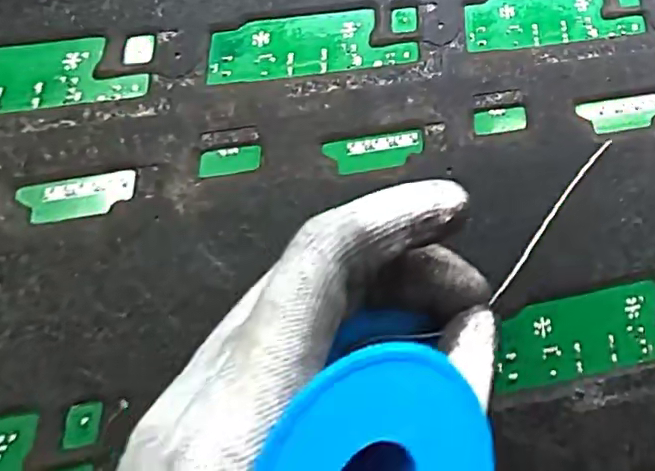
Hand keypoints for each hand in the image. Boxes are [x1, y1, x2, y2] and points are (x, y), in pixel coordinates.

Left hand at [120, 180, 496, 470]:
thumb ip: (435, 417)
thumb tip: (471, 335)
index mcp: (234, 428)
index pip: (321, 259)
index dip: (398, 216)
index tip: (455, 208)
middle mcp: (193, 409)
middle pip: (309, 275)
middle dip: (402, 264)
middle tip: (469, 292)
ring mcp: (182, 429)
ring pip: (295, 313)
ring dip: (378, 307)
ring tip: (442, 336)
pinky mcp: (192, 450)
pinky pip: (282, 363)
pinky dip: (347, 352)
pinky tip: (388, 383)